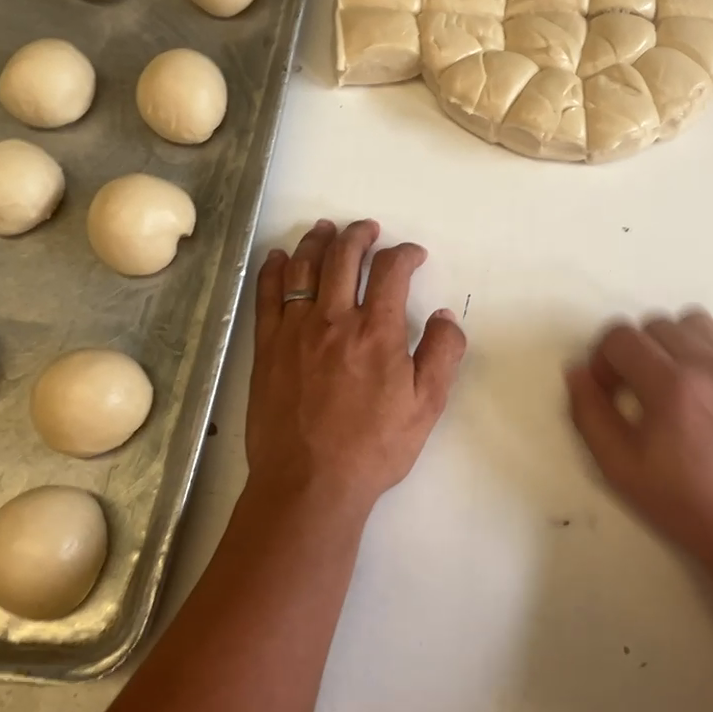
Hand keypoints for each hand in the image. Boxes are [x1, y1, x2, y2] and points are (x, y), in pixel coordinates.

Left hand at [246, 220, 466, 518]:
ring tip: (326, 229)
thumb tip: (445, 317)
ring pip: (303, 267)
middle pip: (344, 257)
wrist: (310, 482)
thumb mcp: (426, 407)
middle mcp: (334, 319)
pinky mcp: (267, 347)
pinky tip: (279, 258)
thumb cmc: (374, 448)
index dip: (405, 254)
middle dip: (359, 235)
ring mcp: (295, 330)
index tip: (412, 255)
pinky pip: (267, 295)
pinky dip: (274, 269)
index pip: (391, 271)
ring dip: (317, 241)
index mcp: (377, 331)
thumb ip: (442, 355)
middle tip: (368, 229)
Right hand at [566, 309, 712, 563]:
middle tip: (626, 392)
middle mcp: (705, 365)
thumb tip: (576, 371)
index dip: (600, 359)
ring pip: (684, 322)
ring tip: (657, 381)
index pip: (621, 337)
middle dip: (628, 351)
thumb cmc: (680, 501)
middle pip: (650, 324)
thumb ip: (589, 413)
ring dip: (661, 342)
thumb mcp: (618, 467)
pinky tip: (685, 382)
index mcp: (671, 386)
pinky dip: (691, 345)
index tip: (604, 393)